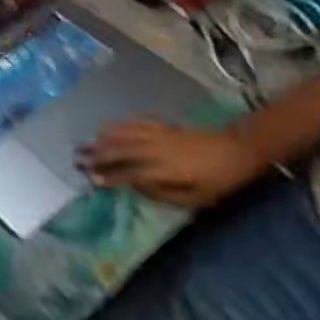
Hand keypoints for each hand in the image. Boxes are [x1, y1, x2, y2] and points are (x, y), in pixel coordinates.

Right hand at [77, 121, 268, 206]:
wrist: (242, 149)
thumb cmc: (221, 179)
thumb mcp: (197, 197)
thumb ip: (164, 193)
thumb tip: (137, 186)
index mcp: (166, 169)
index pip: (130, 173)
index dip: (110, 176)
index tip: (92, 179)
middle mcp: (158, 150)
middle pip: (121, 150)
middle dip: (97, 155)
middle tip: (77, 159)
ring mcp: (161, 135)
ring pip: (125, 134)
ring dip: (103, 138)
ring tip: (86, 142)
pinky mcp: (165, 126)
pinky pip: (138, 122)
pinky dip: (121, 123)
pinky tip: (109, 125)